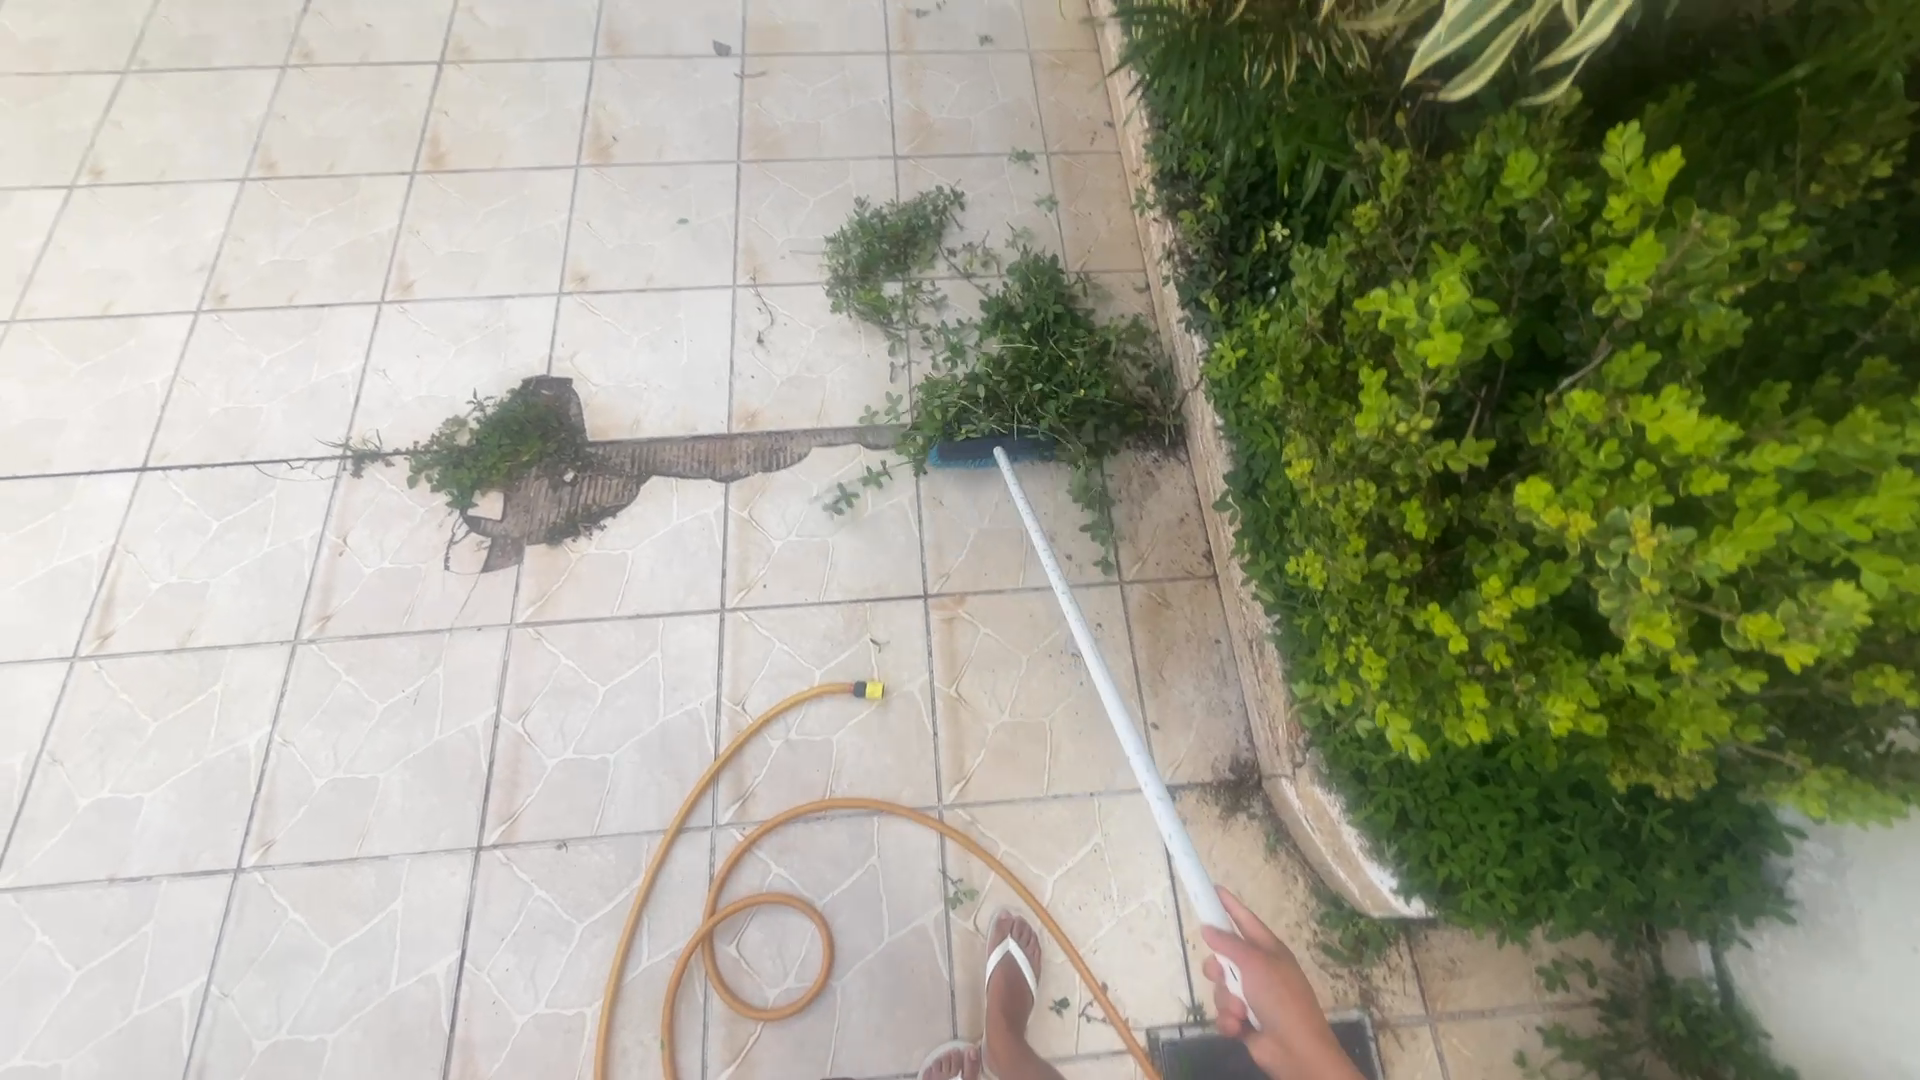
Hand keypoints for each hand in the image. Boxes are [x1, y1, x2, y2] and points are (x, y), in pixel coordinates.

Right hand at [1201, 887, 1362, 1079]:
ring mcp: (1252, 997)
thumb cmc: (1281, 999)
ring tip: (1240, 1011)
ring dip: (1227, 1000)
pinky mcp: (1245, 1021)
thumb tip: (1208, 928)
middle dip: (1218, 968)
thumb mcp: (1255, 963)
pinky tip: (1238, 1027)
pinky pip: (1223, 1012)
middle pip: (1223, 957)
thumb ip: (1228, 943)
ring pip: (1221, 987)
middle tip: (1220, 974)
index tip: (1212, 889)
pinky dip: (1228, 1020)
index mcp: (1268, 951)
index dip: (1228, 905)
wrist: (1298, 1053)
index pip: (1244, 920)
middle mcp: (1259, 970)